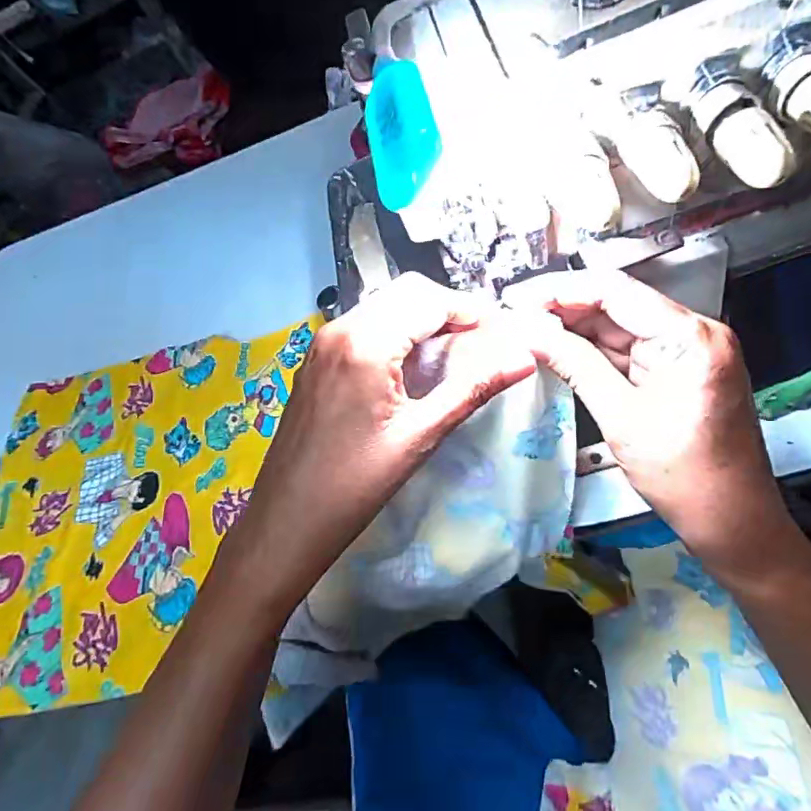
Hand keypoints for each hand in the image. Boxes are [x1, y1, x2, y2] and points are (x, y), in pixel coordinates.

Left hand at [218, 273, 536, 614]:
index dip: (471, 310)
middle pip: (405, 293)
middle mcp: (339, 329)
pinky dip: (395, 331)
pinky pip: (364, 325)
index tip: (504, 330)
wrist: (288, 518)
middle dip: (448, 309)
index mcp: (364, 343)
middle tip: (483, 340)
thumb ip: (472, 388)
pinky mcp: (316, 358)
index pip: (429, 301)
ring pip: (383, 305)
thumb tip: (523, 359)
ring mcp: (322, 342)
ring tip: (456, 351)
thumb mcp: (420, 435)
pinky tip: (414, 363)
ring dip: (422, 318)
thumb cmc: (355, 484)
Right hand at [503, 269, 797, 578]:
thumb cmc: (688, 476)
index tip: (523, 298)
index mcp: (690, 337)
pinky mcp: (682, 369)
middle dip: (565, 309)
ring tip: (531, 331)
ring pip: (621, 325)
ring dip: (576, 329)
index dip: (561, 290)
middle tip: (519, 316)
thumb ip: (575, 364)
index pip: (614, 291)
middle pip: (617, 304)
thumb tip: (534, 334)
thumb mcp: (619, 416)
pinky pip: (631, 348)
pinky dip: (596, 350)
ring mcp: (691, 350)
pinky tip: (562, 350)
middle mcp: (697, 333)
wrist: (732, 520)